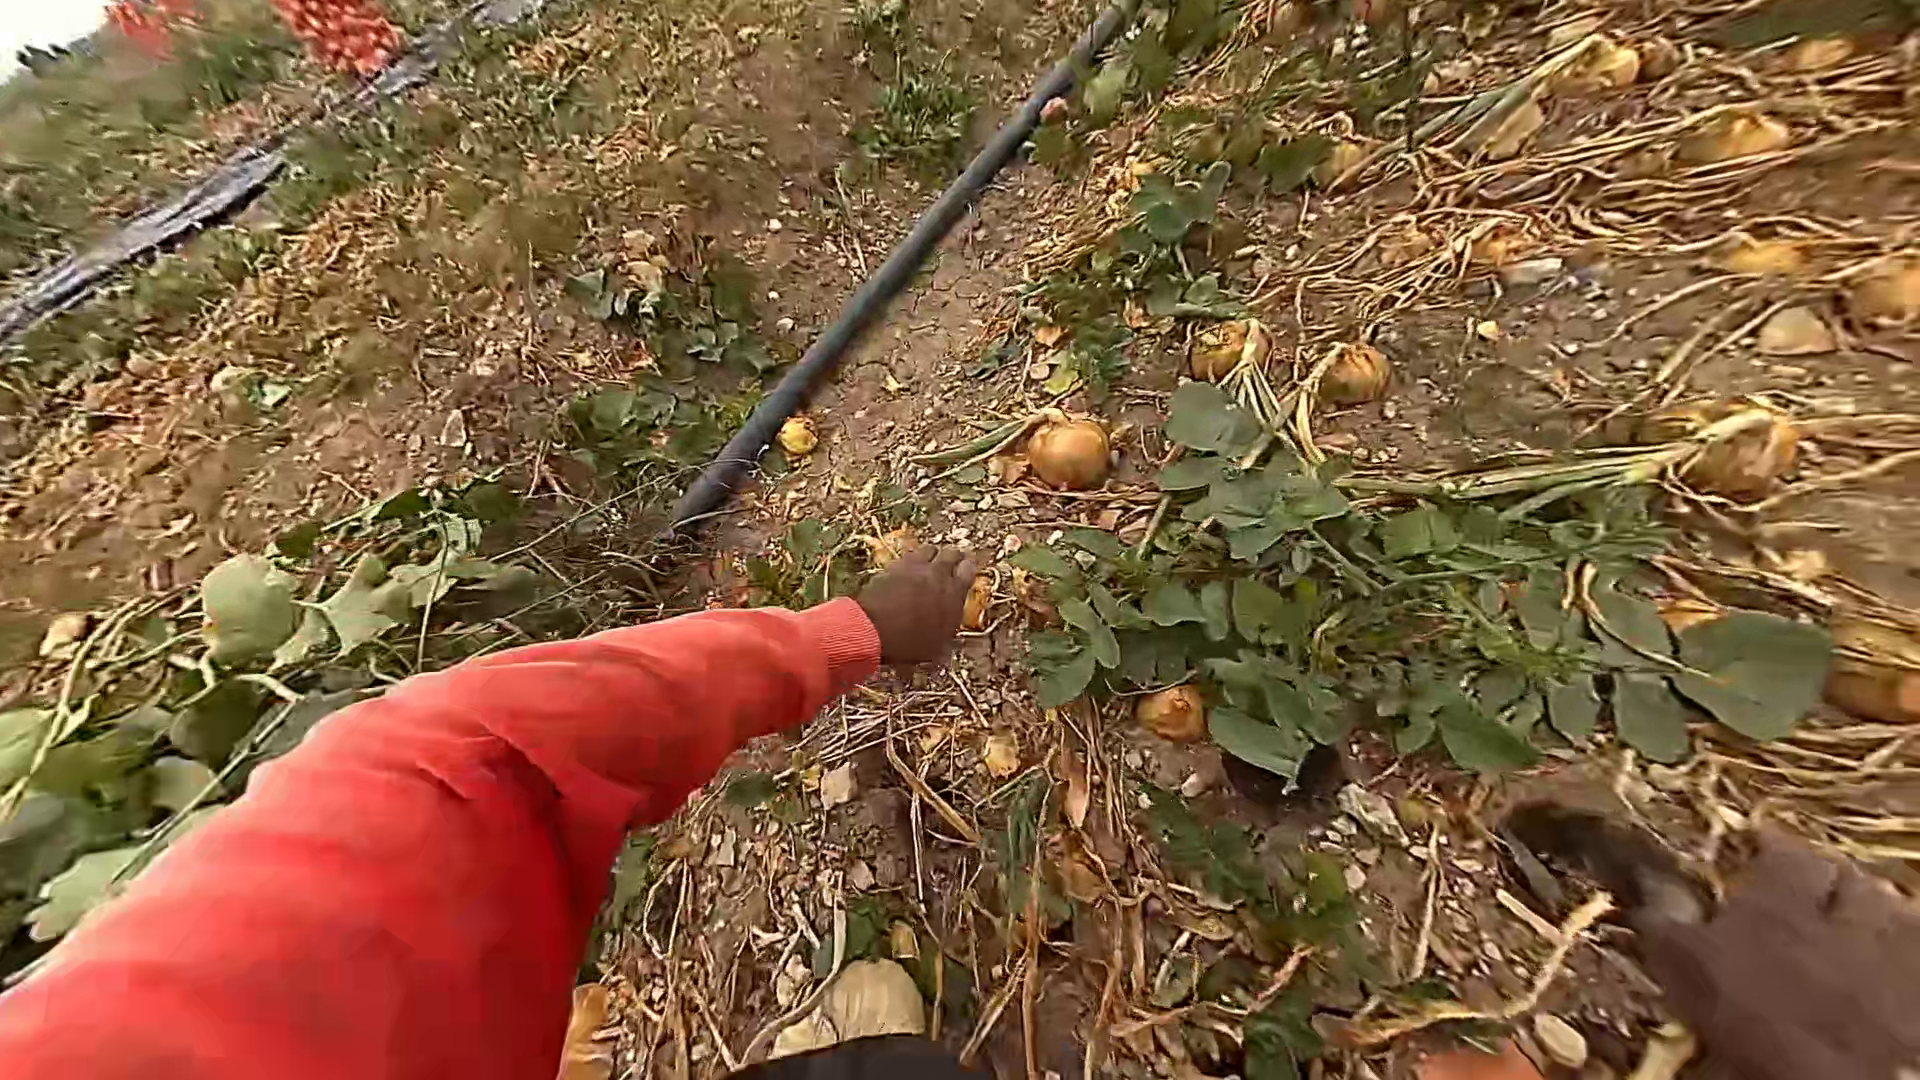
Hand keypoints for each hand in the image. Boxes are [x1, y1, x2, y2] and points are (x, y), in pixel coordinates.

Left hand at [855, 546, 977, 665]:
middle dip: (953, 556)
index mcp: (953, 593)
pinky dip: (911, 561)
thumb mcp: (936, 646)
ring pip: (929, 549)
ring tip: (930, 561)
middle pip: (951, 553)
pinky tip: (908, 569)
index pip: (968, 569)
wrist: (871, 629)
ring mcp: (914, 567)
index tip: (967, 568)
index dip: (969, 567)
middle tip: (953, 560)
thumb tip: (947, 640)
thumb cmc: (908, 643)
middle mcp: (937, 574)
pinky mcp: (893, 566)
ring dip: (932, 554)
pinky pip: (908, 557)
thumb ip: (946, 631)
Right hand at [1631, 833, 1919, 1079]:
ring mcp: (1899, 969)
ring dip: (1883, 908)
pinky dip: (1905, 948)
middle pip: (1859, 884)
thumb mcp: (1678, 956)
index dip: (1776, 842)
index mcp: (1781, 908)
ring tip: (1862, 909)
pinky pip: (1919, 960)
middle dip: (1836, 873)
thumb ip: (1665, 909)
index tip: (1759, 837)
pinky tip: (1889, 957)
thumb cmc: (1741, 1012)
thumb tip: (1648, 872)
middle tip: (1812, 872)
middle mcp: (1846, 927)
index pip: (1792, 857)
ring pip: (1905, 921)